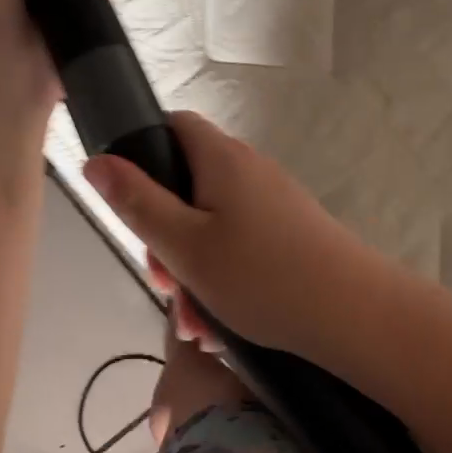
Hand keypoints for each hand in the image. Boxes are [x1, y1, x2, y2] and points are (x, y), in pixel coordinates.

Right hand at [82, 111, 399, 361]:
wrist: (355, 315)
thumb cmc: (262, 276)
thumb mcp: (184, 245)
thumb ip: (137, 203)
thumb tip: (96, 161)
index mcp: (221, 159)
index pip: (173, 126)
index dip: (142, 154)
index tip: (131, 205)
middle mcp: (250, 170)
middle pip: (188, 185)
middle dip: (165, 236)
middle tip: (163, 283)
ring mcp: (274, 203)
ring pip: (212, 227)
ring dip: (193, 271)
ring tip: (195, 323)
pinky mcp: (291, 234)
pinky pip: (241, 248)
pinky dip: (224, 280)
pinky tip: (222, 326)